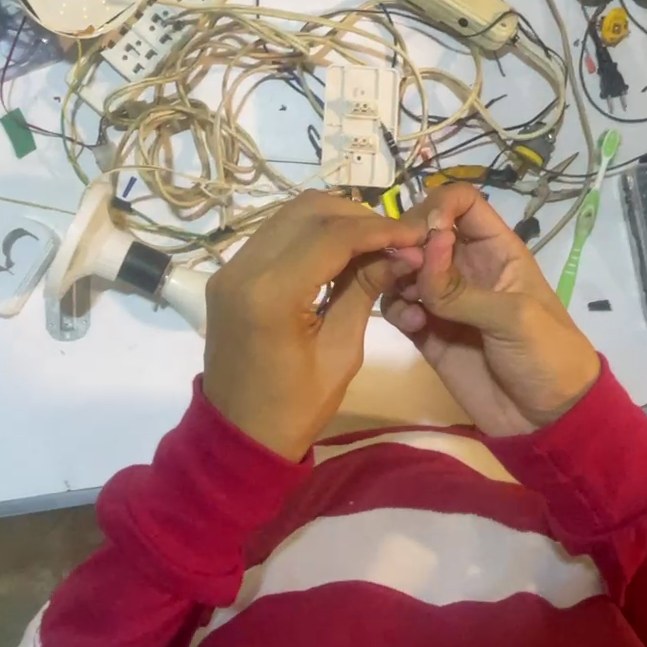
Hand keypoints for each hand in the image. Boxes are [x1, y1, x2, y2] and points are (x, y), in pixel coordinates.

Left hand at [203, 192, 423, 459]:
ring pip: (290, 213)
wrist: (236, 435)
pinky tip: (341, 252)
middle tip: (396, 240)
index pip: (332, 236)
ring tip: (373, 243)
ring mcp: (231, 266)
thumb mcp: (341, 353)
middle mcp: (244, 268)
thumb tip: (402, 251)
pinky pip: (276, 232)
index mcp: (271, 295)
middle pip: (309, 210)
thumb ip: (365, 290)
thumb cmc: (294, 408)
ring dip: (336, 220)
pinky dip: (312, 232)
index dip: (380, 229)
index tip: (417, 234)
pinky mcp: (229, 271)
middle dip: (359, 217)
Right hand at [381, 184, 599, 435]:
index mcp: (496, 249)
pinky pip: (398, 306)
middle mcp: (466, 267)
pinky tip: (411, 323)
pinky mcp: (427, 331)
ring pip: (404, 268)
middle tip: (404, 266)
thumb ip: (461, 287)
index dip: (440, 206)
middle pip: (424, 231)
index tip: (425, 232)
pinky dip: (396, 308)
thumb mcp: (513, 317)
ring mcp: (444, 300)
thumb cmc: (547, 355)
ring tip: (407, 298)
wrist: (548, 420)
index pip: (462, 203)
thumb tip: (421, 248)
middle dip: (408, 242)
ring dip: (397, 275)